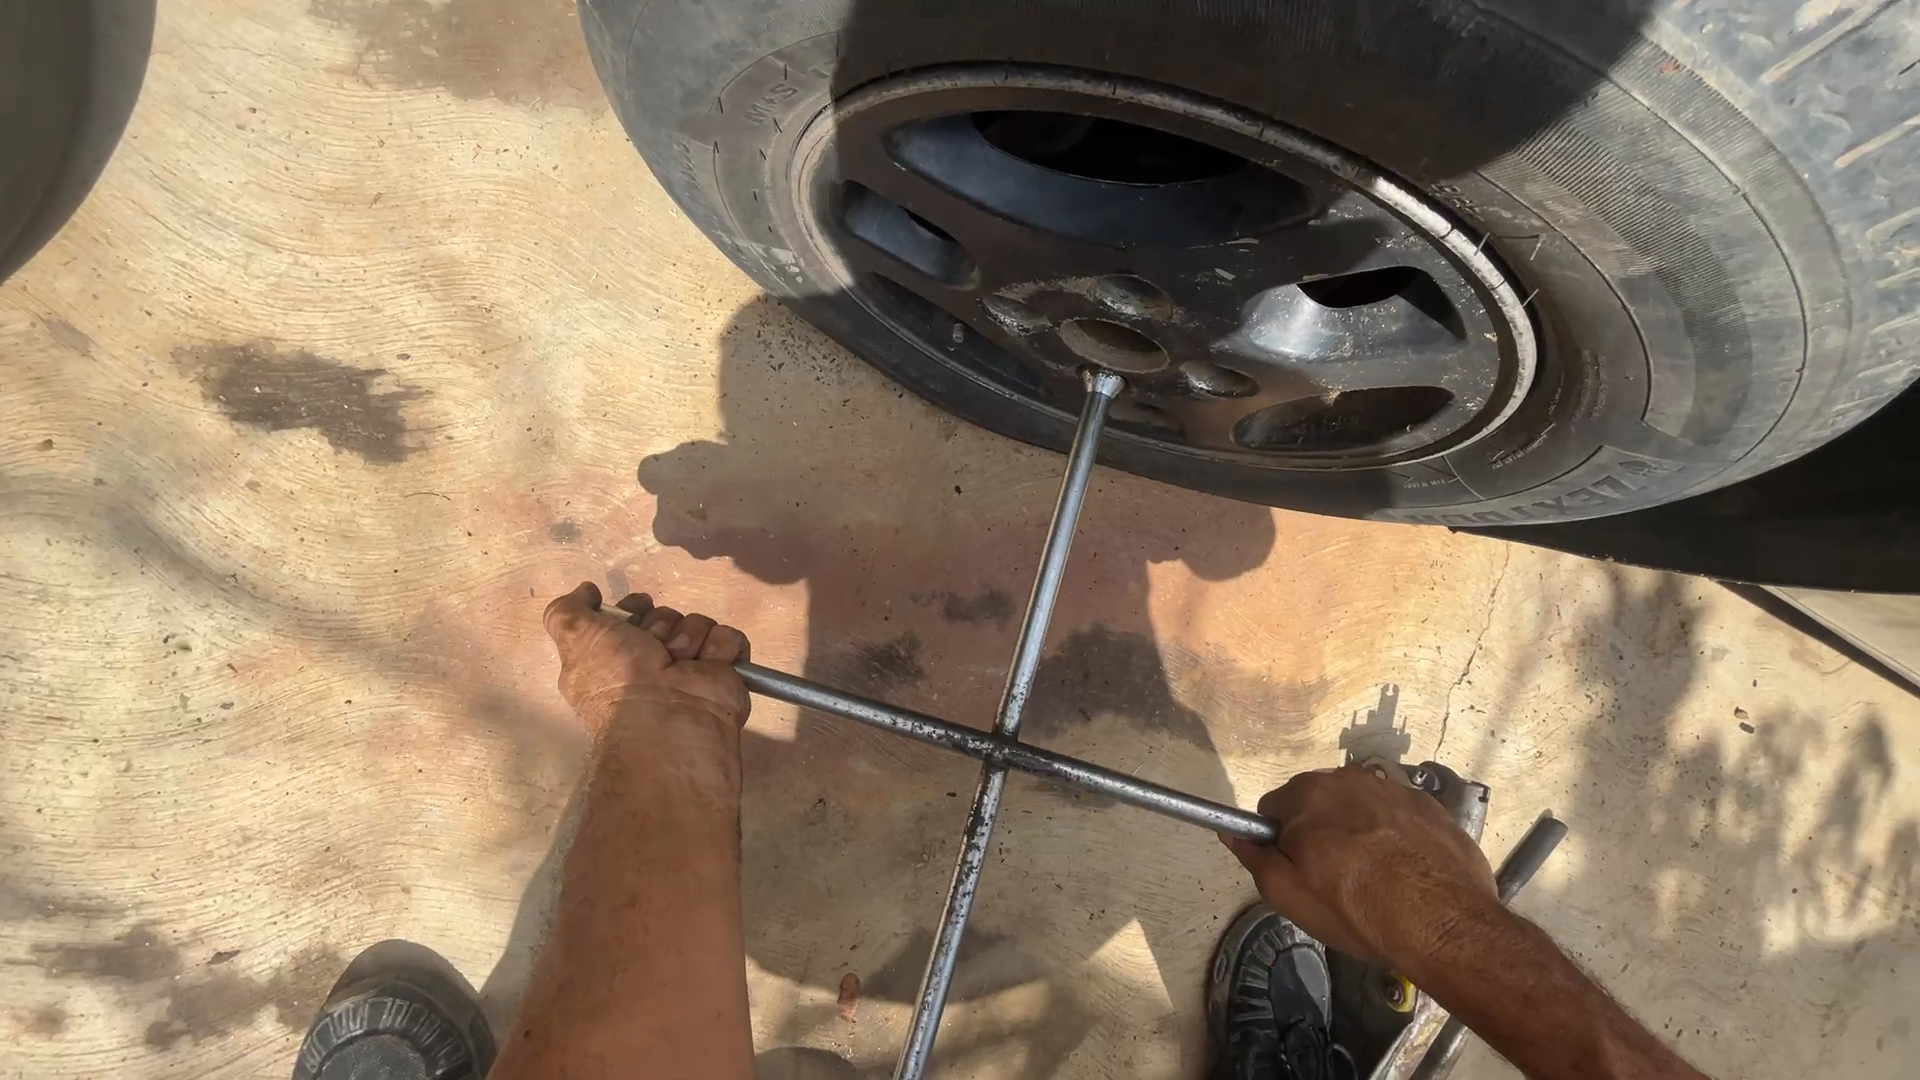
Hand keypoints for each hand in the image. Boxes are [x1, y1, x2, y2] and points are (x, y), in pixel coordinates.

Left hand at [542, 582, 752, 737]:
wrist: (669, 719)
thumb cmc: (618, 678)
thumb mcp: (576, 638)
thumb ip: (568, 610)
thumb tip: (587, 590)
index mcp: (619, 657)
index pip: (634, 613)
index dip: (634, 607)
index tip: (634, 613)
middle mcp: (654, 663)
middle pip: (666, 615)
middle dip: (661, 626)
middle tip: (655, 650)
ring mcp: (692, 667)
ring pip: (699, 623)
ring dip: (690, 638)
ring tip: (681, 664)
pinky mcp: (726, 671)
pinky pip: (730, 638)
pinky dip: (721, 649)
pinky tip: (708, 667)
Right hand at [1221, 765, 1496, 966]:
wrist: (1446, 926)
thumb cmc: (1355, 908)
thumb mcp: (1286, 894)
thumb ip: (1253, 857)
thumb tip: (1231, 832)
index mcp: (1305, 793)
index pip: (1273, 810)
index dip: (1281, 843)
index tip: (1300, 871)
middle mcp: (1346, 778)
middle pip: (1316, 804)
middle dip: (1319, 832)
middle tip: (1335, 878)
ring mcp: (1392, 788)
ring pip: (1358, 807)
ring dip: (1358, 830)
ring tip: (1376, 877)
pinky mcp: (1430, 807)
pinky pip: (1397, 815)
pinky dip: (1396, 835)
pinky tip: (1407, 870)